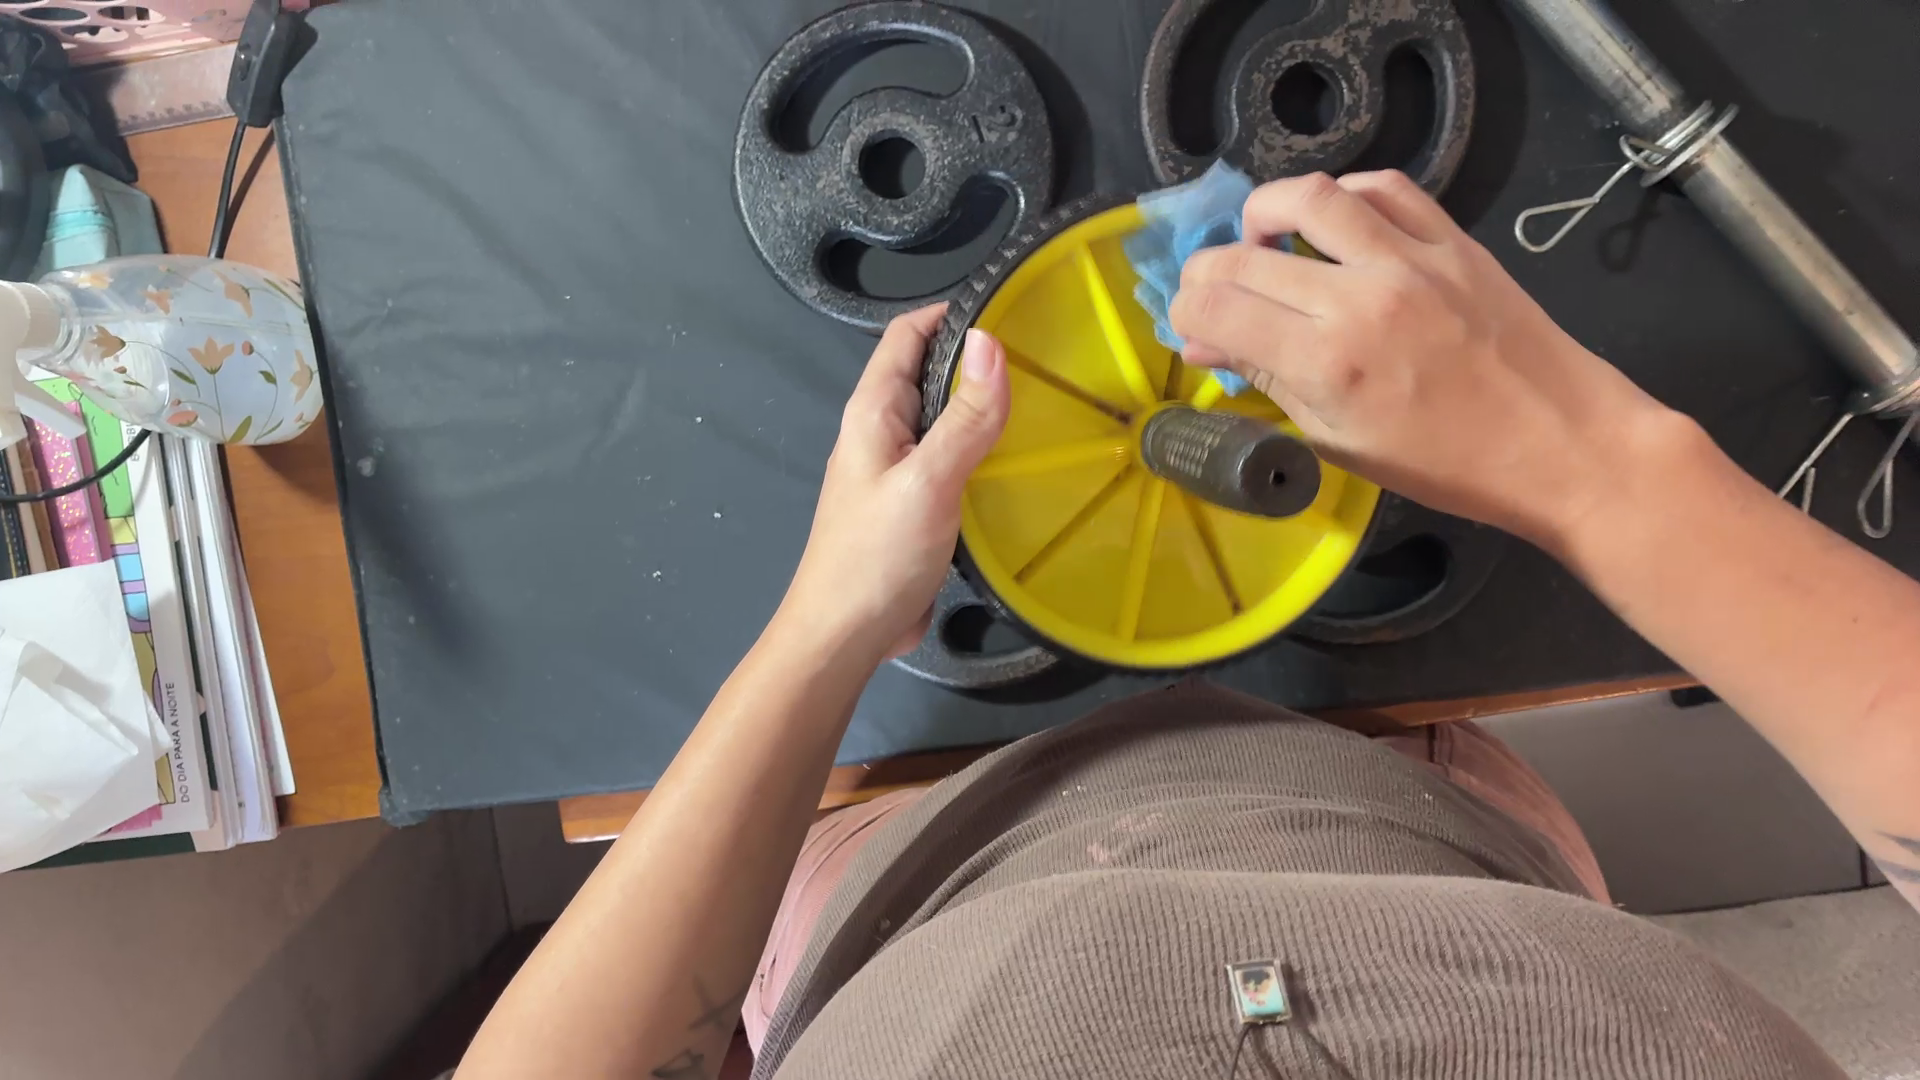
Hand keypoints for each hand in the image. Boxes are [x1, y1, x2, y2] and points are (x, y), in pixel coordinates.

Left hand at [781, 305, 1009, 662]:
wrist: (846, 634)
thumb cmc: (876, 556)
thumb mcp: (928, 482)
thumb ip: (963, 418)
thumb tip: (990, 342)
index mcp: (872, 412)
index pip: (906, 336)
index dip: (950, 312)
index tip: (1008, 305)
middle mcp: (882, 433)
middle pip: (928, 374)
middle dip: (975, 359)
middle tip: (1042, 356)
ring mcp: (897, 471)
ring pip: (942, 421)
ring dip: (980, 408)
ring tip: (1041, 402)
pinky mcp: (915, 505)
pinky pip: (949, 461)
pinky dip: (979, 451)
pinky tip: (1015, 461)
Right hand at [1170, 170, 1691, 546]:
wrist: (1560, 442)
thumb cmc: (1436, 463)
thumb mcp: (1333, 438)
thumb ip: (1264, 381)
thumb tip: (1202, 347)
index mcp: (1324, 362)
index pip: (1217, 310)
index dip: (1184, 313)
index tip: (1188, 328)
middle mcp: (1358, 298)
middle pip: (1244, 259)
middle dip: (1203, 274)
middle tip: (1207, 295)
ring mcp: (1410, 259)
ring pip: (1309, 198)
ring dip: (1261, 213)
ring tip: (1256, 240)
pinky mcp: (1453, 240)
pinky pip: (1384, 188)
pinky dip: (1339, 197)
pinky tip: (1329, 223)